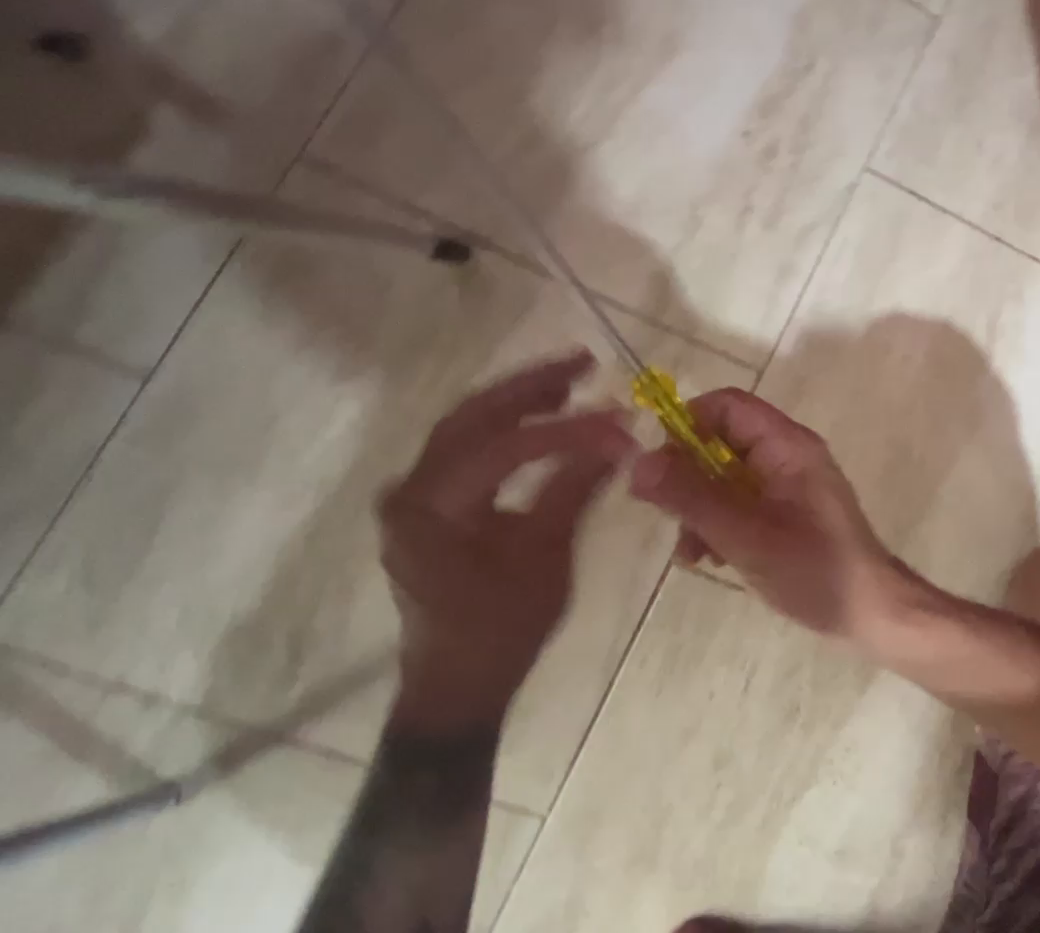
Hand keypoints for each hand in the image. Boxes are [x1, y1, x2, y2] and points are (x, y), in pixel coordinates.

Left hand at [378, 350, 635, 731]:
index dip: (569, 429)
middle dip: (532, 386)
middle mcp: (410, 489)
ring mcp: (412, 495)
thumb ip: (575, 489)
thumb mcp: (546, 557)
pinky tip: (541, 417)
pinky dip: (504, 427)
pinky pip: (464, 449)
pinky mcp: (426, 503)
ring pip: (465, 426)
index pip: (507, 445)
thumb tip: (619, 440)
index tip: (621, 420)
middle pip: (473, 416)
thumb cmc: (502, 628)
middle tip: (586, 363)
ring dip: (517, 400)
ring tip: (571, 381)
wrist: (456, 683)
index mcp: (433, 506)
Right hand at [627, 389, 924, 642]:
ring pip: (724, 477)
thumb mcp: (744, 535)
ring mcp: (788, 486)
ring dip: (699, 509)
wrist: (870, 612)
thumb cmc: (813, 570)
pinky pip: (740, 503)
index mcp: (787, 446)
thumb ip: (691, 497)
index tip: (657, 466)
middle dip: (687, 478)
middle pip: (720, 442)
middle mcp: (788, 456)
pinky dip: (720, 525)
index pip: (727, 405)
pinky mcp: (786, 515)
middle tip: (669, 517)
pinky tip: (711, 559)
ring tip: (692, 552)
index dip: (686, 424)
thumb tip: (639, 463)